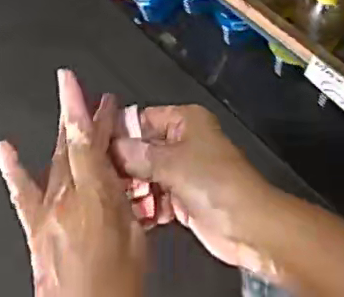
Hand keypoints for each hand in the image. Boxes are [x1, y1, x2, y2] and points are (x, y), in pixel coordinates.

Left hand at [0, 69, 146, 296]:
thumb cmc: (116, 289)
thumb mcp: (136, 238)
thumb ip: (126, 199)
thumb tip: (122, 176)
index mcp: (95, 201)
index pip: (84, 142)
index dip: (77, 108)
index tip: (70, 81)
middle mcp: (66, 203)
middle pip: (72, 147)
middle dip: (84, 118)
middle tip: (99, 99)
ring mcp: (47, 215)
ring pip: (54, 162)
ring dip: (64, 134)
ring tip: (70, 111)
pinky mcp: (35, 231)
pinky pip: (21, 193)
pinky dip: (12, 168)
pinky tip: (4, 148)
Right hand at [110, 104, 281, 272]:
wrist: (248, 225)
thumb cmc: (214, 182)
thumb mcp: (172, 163)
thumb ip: (139, 155)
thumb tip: (112, 146)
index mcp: (185, 120)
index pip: (144, 118)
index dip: (121, 132)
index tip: (95, 147)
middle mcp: (184, 141)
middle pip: (144, 149)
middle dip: (126, 165)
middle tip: (103, 180)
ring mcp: (184, 171)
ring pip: (148, 175)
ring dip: (134, 189)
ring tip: (117, 201)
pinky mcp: (184, 198)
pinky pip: (157, 198)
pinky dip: (146, 206)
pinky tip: (133, 216)